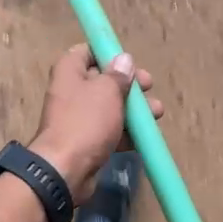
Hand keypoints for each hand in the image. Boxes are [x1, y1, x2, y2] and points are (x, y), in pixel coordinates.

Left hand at [28, 44, 160, 202]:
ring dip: (133, 109)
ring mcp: (77, 118)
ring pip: (109, 107)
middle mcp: (71, 91)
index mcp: (69, 71)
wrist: (65, 170)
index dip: (108, 53)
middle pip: (103, 80)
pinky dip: (125, 132)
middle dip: (128, 84)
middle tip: (149, 86)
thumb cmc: (86, 121)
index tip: (129, 60)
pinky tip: (145, 136)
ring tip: (157, 113)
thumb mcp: (107, 92)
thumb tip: (124, 59)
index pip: (87, 52)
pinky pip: (108, 131)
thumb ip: (117, 75)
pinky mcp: (85, 141)